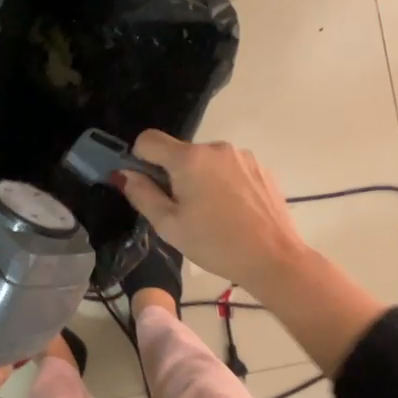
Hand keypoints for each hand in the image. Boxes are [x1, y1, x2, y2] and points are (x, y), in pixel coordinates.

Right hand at [116, 130, 305, 286]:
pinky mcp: (261, 168)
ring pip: (206, 161)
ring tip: (212, 213)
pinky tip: (233, 212)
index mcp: (188, 159)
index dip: (140, 158)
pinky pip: (229, 168)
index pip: (148, 139)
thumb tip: (124, 173)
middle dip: (174, 174)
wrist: (274, 258)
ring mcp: (242, 156)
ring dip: (200, 178)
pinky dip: (224, 183)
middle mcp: (215, 148)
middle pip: (180, 152)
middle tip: (182, 210)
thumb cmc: (214, 244)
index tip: (148, 184)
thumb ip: (141, 194)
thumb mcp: (168, 225)